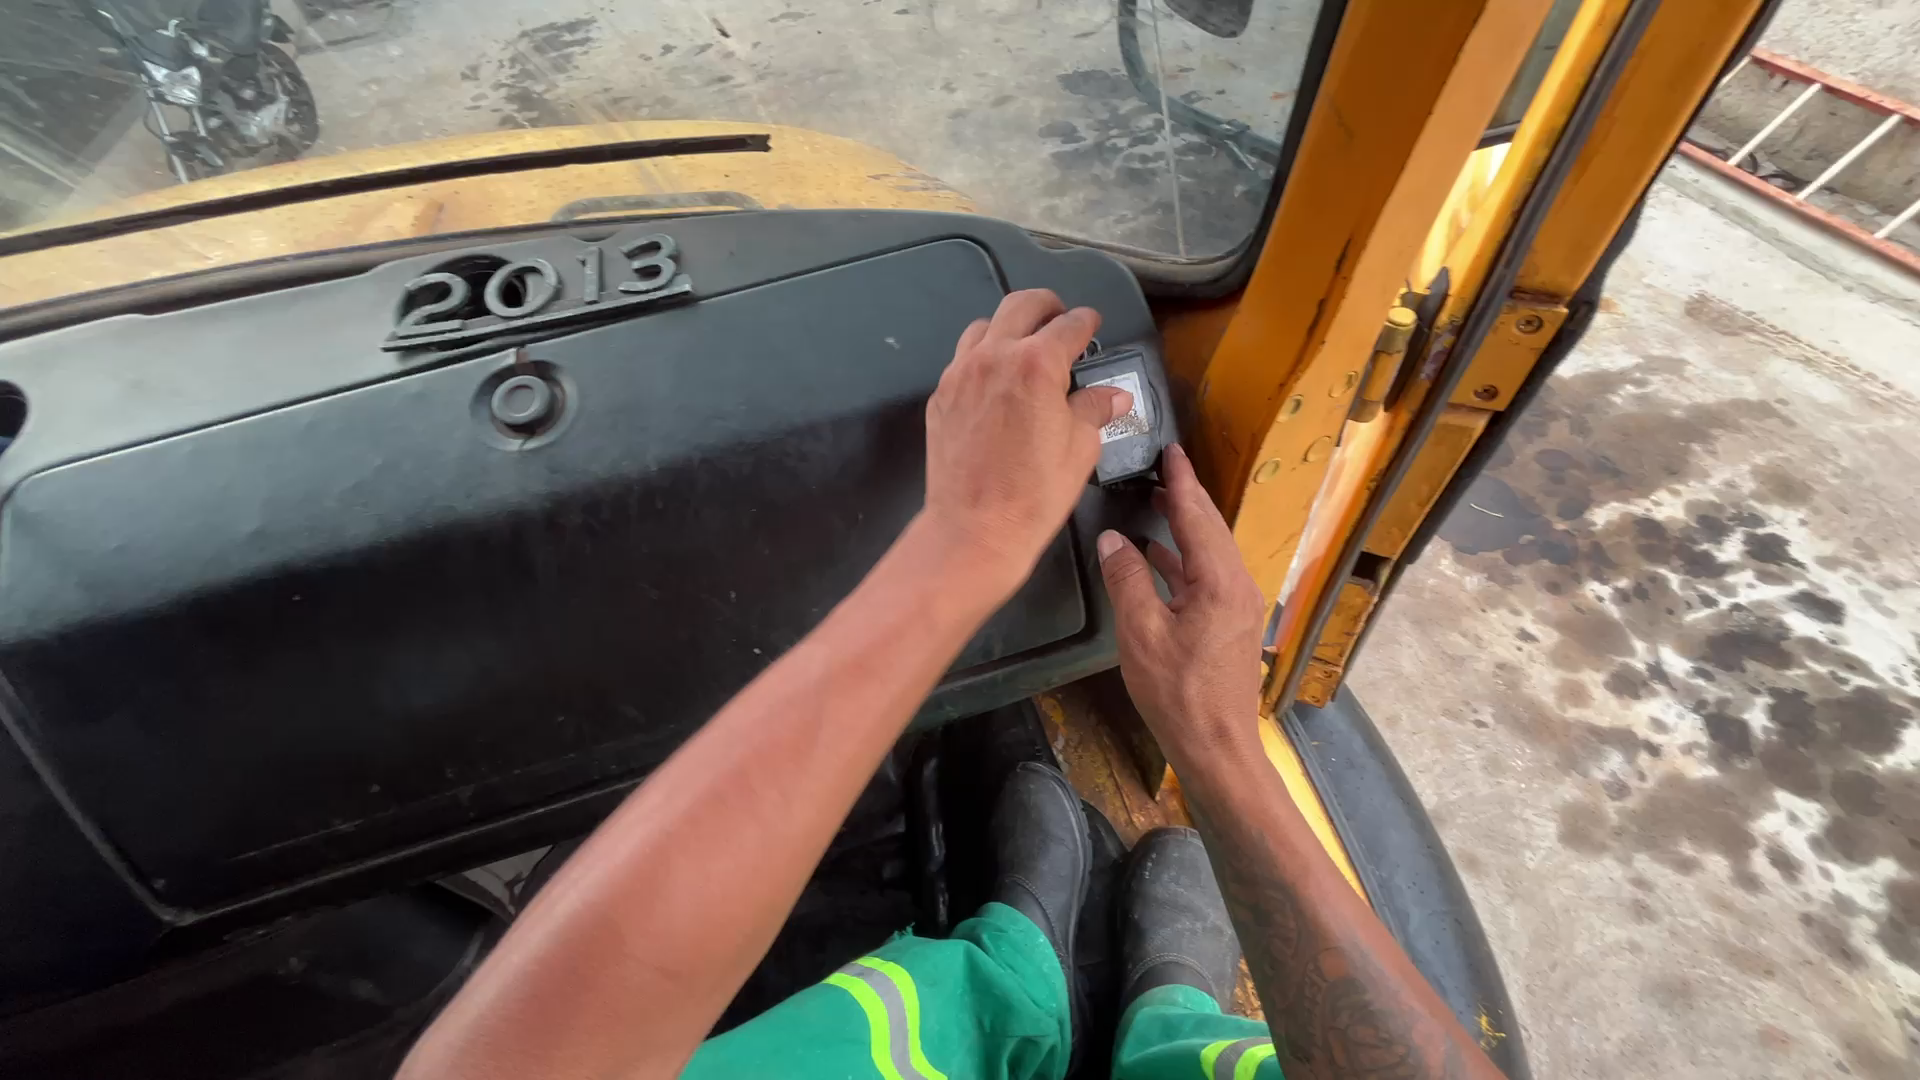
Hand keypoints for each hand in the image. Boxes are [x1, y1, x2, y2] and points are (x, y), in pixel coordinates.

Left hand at [922, 289, 1131, 590]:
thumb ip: (1094, 410)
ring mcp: (960, 374)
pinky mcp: (940, 396)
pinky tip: (994, 383)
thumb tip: (1115, 396)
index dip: (1087, 322)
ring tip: (1023, 350)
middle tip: (1061, 322)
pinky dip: (982, 358)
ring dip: (1009, 329)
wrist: (974, 527)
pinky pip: (962, 359)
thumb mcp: (1080, 449)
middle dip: (1047, 307)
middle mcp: (995, 356)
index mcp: (1037, 363)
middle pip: (1022, 305)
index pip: (1070, 324)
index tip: (1092, 325)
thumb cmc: (1035, 493)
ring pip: (984, 327)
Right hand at [1097, 444, 1266, 771]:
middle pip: (1210, 528)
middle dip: (1187, 496)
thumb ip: (1127, 580)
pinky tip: (1159, 555)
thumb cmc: (1177, 691)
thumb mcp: (1141, 633)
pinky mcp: (1229, 623)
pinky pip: (1206, 574)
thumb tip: (1113, 539)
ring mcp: (1236, 605)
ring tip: (1158, 501)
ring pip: (1209, 551)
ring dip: (1185, 525)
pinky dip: (1183, 557)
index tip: (1172, 449)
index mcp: (1219, 581)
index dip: (1181, 482)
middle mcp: (1237, 585)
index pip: (1197, 516)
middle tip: (1165, 466)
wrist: (1216, 746)